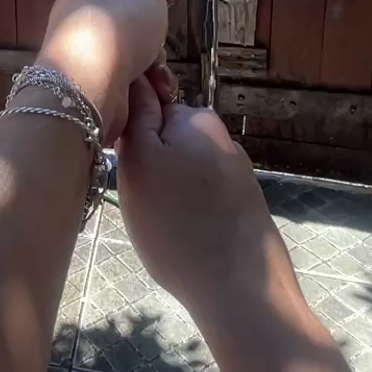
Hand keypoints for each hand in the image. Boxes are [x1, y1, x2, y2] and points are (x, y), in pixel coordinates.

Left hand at [32, 0, 175, 143]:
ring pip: (135, 52)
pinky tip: (149, 88)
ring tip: (155, 68)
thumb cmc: (121, 16)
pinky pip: (128, 81)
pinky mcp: (92, 82)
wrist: (90, 74)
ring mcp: (87, 50)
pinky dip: (144, 85)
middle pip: (132, 19)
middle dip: (155, 31)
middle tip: (161, 34)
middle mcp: (84, 14)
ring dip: (154, 62)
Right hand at [115, 75, 293, 328]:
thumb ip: (138, 116)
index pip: (149, 104)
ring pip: (187, 169)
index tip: (124, 161)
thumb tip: (138, 79)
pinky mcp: (247, 206)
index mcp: (195, 118)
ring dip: (172, 186)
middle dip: (153, 160)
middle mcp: (221, 137)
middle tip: (140, 196)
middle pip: (170, 138)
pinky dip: (193, 210)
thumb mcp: (139, 162)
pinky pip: (206, 196)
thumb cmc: (176, 223)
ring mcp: (238, 173)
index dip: (131, 130)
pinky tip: (188, 237)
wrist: (241, 292)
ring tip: (163, 224)